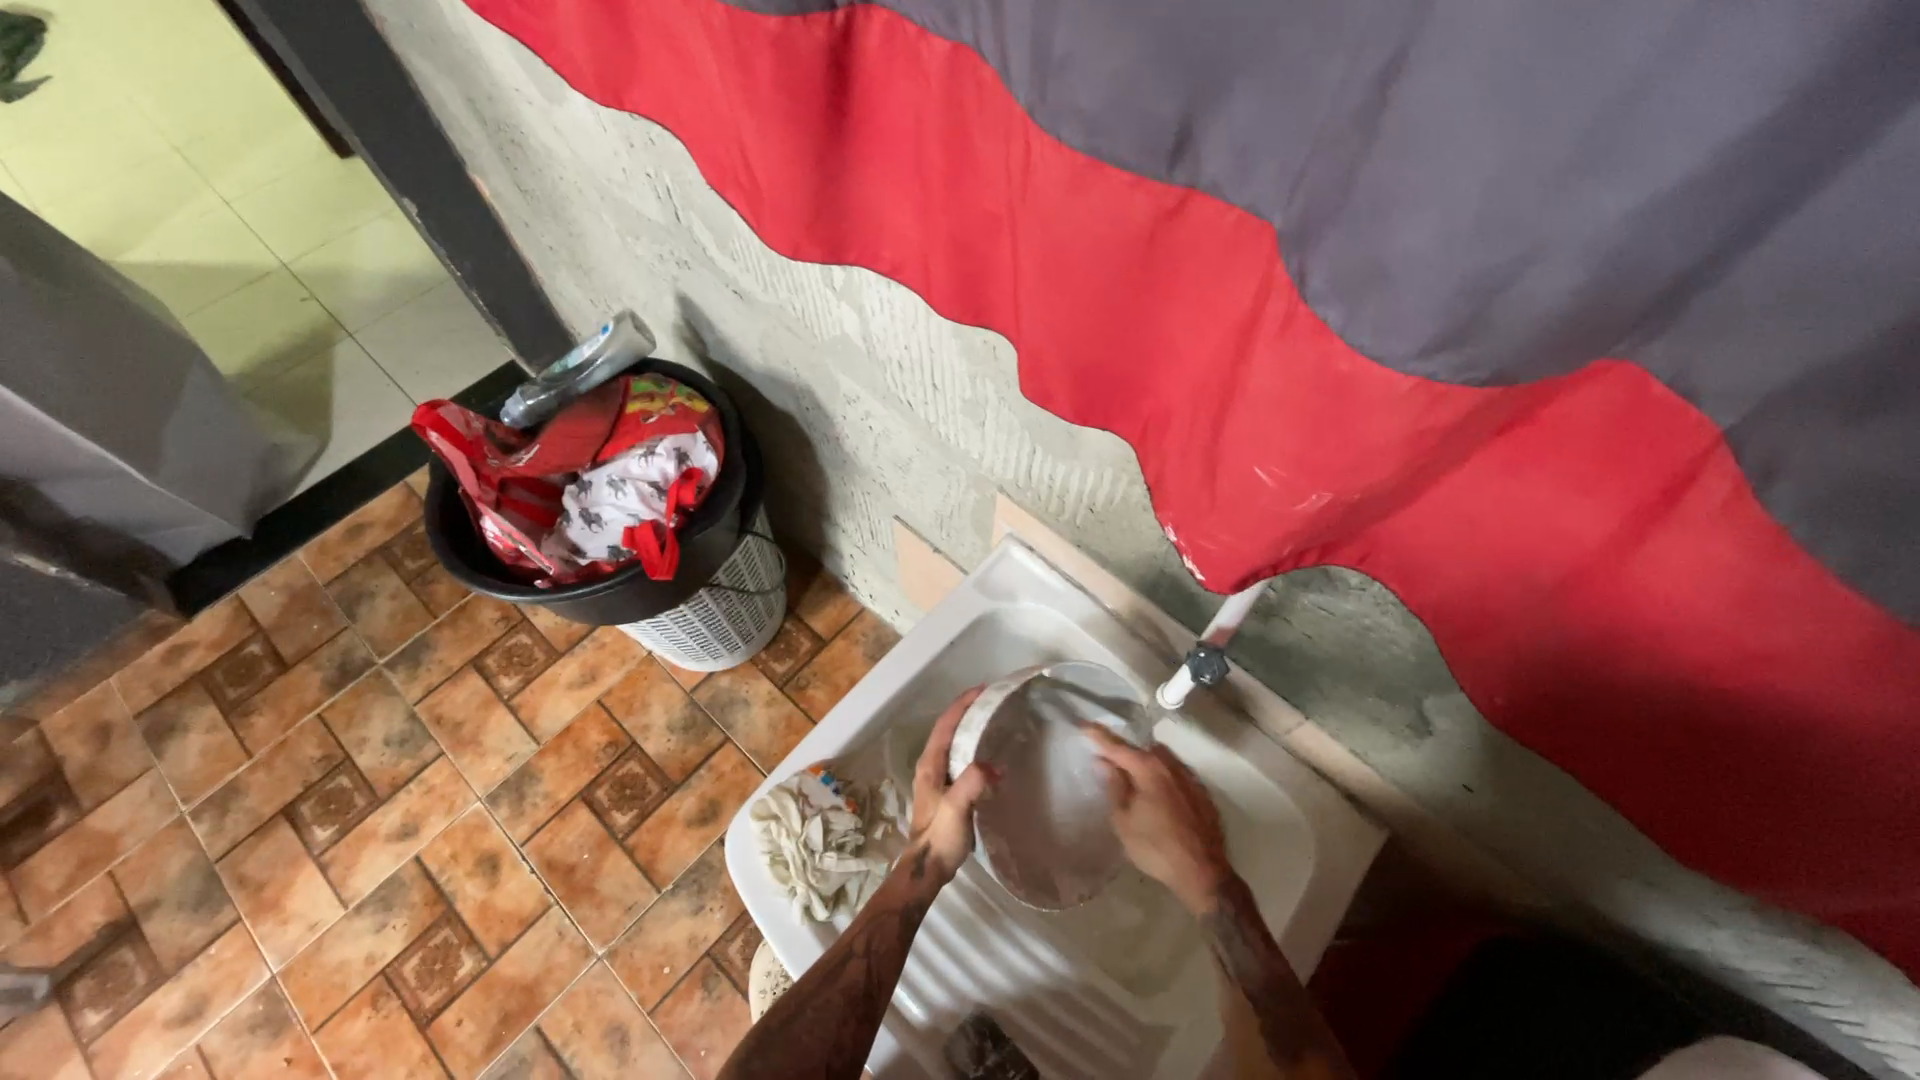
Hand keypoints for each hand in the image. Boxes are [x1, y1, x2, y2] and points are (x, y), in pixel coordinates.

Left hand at [905, 687, 998, 884]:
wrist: (927, 869)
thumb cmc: (939, 838)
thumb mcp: (957, 809)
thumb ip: (972, 784)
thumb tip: (993, 765)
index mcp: (930, 765)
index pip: (945, 725)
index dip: (962, 705)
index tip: (982, 690)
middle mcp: (930, 767)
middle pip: (948, 730)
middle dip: (967, 711)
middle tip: (992, 701)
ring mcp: (936, 779)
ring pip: (953, 744)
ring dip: (969, 728)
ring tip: (993, 720)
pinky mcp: (945, 791)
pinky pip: (960, 759)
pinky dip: (973, 747)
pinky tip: (988, 754)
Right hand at [1085, 726, 1233, 913]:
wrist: (1203, 872)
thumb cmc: (1155, 847)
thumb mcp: (1124, 821)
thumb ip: (1113, 786)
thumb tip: (1104, 762)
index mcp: (1148, 769)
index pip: (1118, 747)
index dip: (1099, 736)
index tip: (1084, 724)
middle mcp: (1171, 766)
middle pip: (1143, 750)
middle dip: (1126, 752)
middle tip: (1110, 762)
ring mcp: (1191, 779)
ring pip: (1164, 760)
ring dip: (1147, 763)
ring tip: (1135, 778)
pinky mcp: (1203, 794)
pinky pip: (1178, 775)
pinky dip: (1164, 778)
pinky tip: (1160, 795)